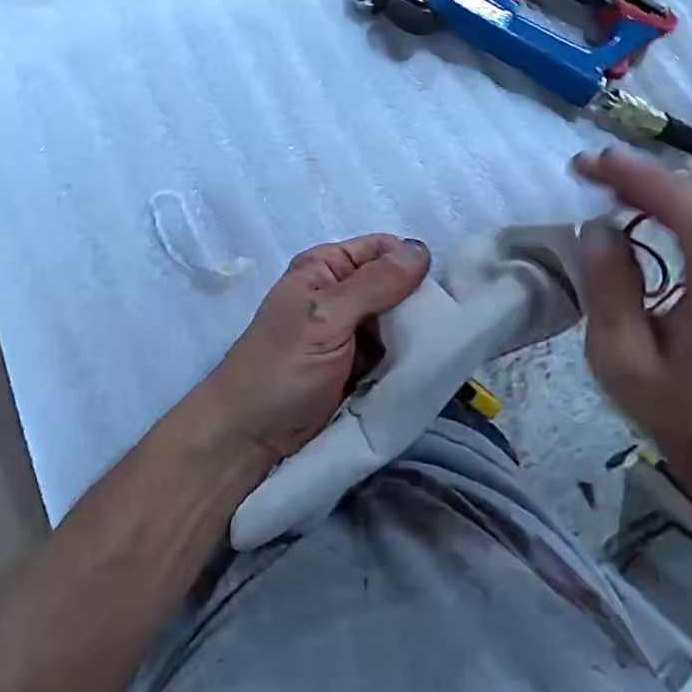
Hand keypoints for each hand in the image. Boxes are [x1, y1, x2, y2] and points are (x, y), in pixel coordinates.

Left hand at [199, 235, 430, 461]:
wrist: (248, 443)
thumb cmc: (281, 370)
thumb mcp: (327, 318)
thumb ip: (374, 284)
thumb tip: (421, 250)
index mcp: (326, 268)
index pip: (383, 249)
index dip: (410, 263)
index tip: (436, 291)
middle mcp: (340, 293)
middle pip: (396, 285)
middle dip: (417, 303)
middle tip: (442, 325)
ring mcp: (351, 333)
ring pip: (399, 321)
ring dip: (415, 334)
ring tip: (439, 348)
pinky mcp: (360, 367)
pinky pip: (395, 352)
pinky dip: (407, 358)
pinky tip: (425, 366)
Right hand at [574, 149, 691, 460]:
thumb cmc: (669, 410)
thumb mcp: (620, 362)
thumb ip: (609, 292)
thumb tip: (599, 228)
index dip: (648, 182)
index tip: (597, 164)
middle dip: (650, 177)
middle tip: (593, 167)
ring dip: (662, 188)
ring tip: (610, 180)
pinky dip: (677, 206)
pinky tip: (644, 204)